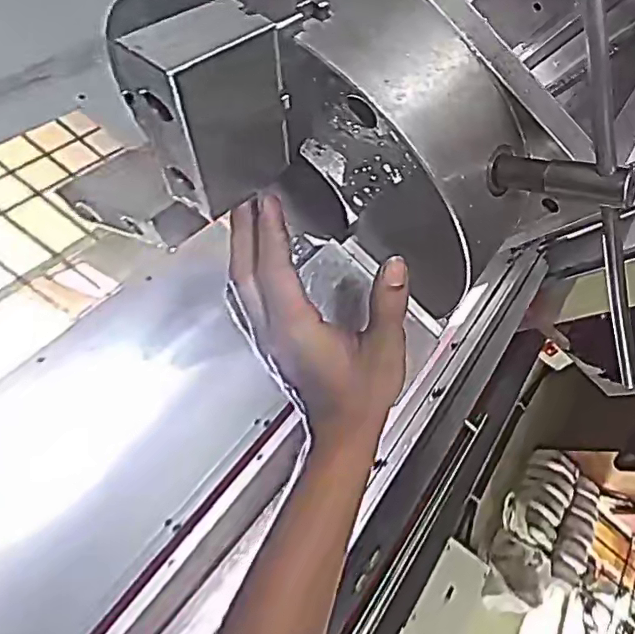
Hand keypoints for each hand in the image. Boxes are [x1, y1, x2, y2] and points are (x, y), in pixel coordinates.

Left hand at [227, 194, 410, 451]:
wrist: (342, 432)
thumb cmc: (359, 396)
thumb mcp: (384, 347)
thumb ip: (388, 303)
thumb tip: (394, 266)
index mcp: (295, 328)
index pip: (273, 270)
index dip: (270, 233)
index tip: (267, 203)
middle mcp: (273, 332)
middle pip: (244, 274)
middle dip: (244, 233)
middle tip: (246, 201)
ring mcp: (268, 339)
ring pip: (241, 287)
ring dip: (241, 251)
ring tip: (247, 225)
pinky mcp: (272, 344)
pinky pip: (249, 299)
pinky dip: (249, 272)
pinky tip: (257, 268)